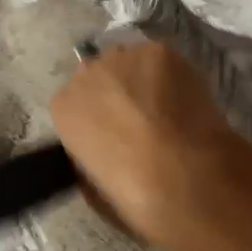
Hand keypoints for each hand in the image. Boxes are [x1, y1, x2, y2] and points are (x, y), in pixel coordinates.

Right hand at [49, 40, 250, 248]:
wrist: (188, 180)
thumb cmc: (139, 199)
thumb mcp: (97, 190)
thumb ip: (90, 157)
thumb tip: (104, 150)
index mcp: (63, 107)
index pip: (75, 102)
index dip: (99, 119)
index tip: (118, 137)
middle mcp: (85, 73)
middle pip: (100, 75)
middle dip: (117, 93)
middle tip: (144, 121)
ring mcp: (122, 57)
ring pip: (130, 63)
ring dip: (143, 80)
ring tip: (170, 110)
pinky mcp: (157, 51)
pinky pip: (161, 61)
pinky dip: (173, 77)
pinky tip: (187, 102)